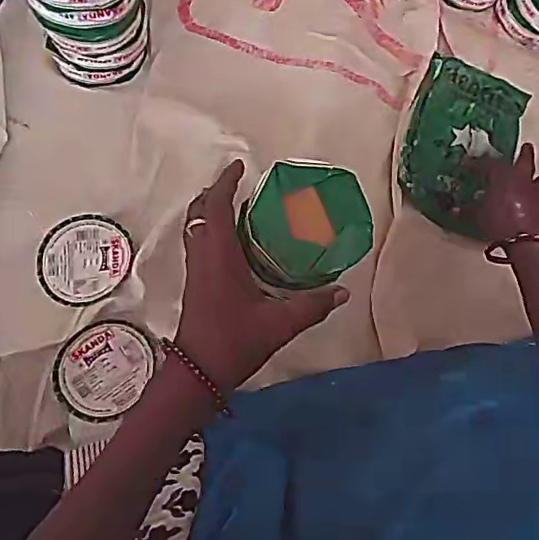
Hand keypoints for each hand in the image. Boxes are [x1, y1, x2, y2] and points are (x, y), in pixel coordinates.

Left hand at [172, 161, 350, 388]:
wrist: (197, 372)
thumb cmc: (232, 341)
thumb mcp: (278, 324)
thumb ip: (311, 306)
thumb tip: (342, 291)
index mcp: (218, 255)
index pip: (215, 206)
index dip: (225, 183)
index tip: (239, 167)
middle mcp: (202, 257)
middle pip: (199, 212)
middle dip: (215, 193)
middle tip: (239, 184)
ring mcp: (196, 270)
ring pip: (196, 227)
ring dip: (210, 211)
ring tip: (237, 206)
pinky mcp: (196, 283)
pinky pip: (199, 243)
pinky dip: (211, 230)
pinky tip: (234, 242)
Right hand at [468, 143, 538, 245]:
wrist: (522, 239)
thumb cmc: (496, 220)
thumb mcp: (476, 216)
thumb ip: (467, 211)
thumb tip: (455, 211)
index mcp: (502, 176)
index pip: (488, 164)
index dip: (477, 164)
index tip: (468, 164)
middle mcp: (521, 180)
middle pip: (524, 162)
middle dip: (525, 154)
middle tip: (528, 146)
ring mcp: (535, 194)